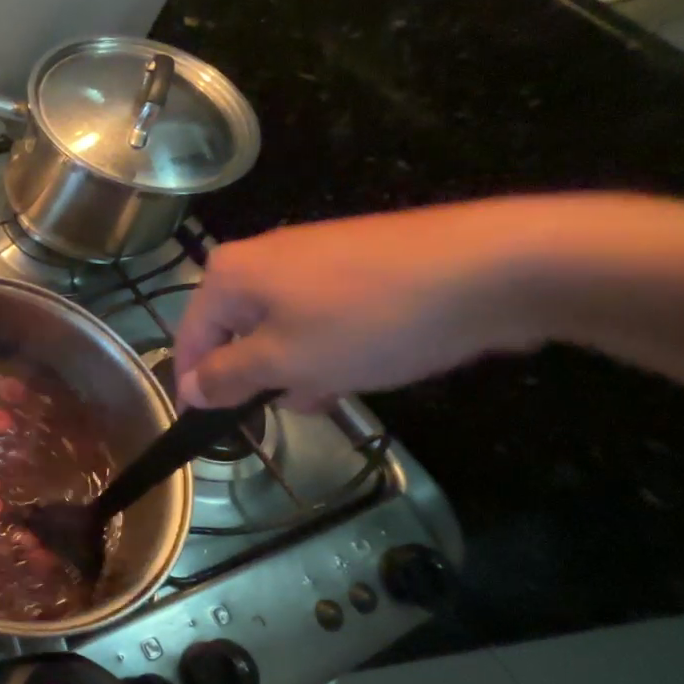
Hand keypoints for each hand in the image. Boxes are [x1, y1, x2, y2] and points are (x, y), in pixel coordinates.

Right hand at [172, 201, 536, 410]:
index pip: (190, 339)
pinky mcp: (360, 260)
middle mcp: (261, 256)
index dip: (196, 387)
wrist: (494, 267)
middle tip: (300, 406)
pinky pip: (324, 311)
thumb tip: (190, 389)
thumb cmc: (370, 320)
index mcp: (229, 274)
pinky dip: (336, 341)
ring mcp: (313, 255)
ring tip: (345, 386)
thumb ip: (228, 378)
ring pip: (284, 326)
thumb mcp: (287, 362)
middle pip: (237, 331)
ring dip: (302, 364)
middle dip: (262, 376)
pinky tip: (373, 359)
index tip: (211, 428)